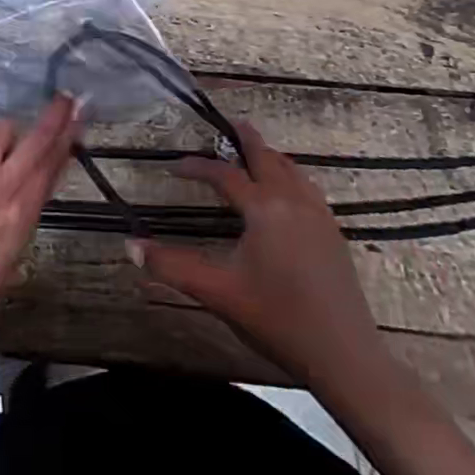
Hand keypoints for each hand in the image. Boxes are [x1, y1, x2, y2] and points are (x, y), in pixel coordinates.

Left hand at [0, 96, 78, 337]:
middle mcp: (1, 183)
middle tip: (65, 99)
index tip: (80, 113)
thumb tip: (57, 158)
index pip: (53, 159)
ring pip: (1, 131)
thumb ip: (39, 191)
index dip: (69, 133)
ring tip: (5, 151)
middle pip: (35, 138)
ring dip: (10, 134)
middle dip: (53, 116)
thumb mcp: (25, 231)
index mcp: (24, 205)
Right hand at [129, 121, 384, 385]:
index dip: (198, 167)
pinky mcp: (333, 231)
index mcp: (263, 208)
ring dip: (270, 156)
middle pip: (267, 157)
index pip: (225, 175)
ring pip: (292, 170)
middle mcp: (292, 200)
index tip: (175, 165)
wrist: (343, 352)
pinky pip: (307, 187)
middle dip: (247, 139)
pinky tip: (288, 191)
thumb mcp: (218, 292)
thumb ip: (172, 267)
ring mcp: (318, 214)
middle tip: (231, 123)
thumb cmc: (276, 317)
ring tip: (256, 152)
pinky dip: (290, 174)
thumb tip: (130, 245)